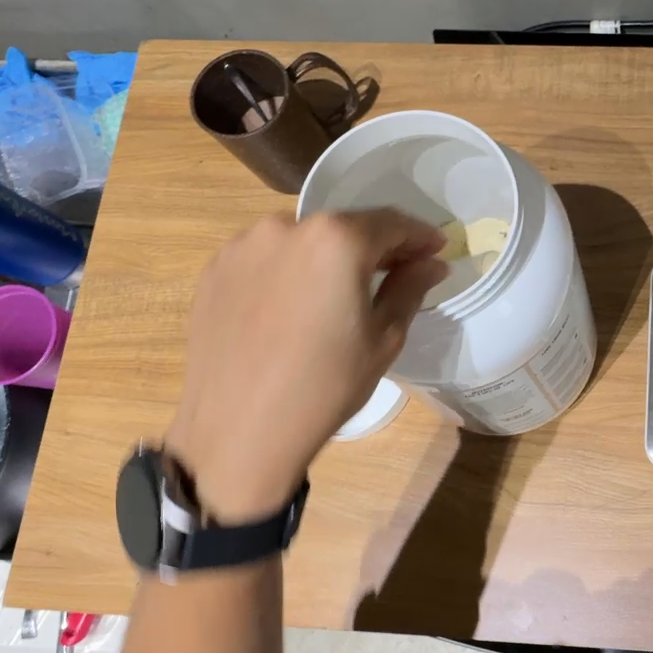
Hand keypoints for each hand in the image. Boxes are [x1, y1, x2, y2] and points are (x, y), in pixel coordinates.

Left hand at [165, 209, 446, 523]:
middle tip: (396, 273)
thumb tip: (431, 263)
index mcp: (336, 240)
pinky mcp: (215, 272)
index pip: (391, 223)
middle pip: (343, 228)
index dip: (419, 236)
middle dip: (374, 247)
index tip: (437, 250)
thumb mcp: (384, 338)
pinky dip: (291, 273)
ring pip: (302, 242)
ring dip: (328, 259)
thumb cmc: (326, 385)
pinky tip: (297, 309)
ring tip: (340, 295)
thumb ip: (409, 289)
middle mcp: (285, 227)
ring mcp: (243, 247)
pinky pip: (267, 261)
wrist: (241, 430)